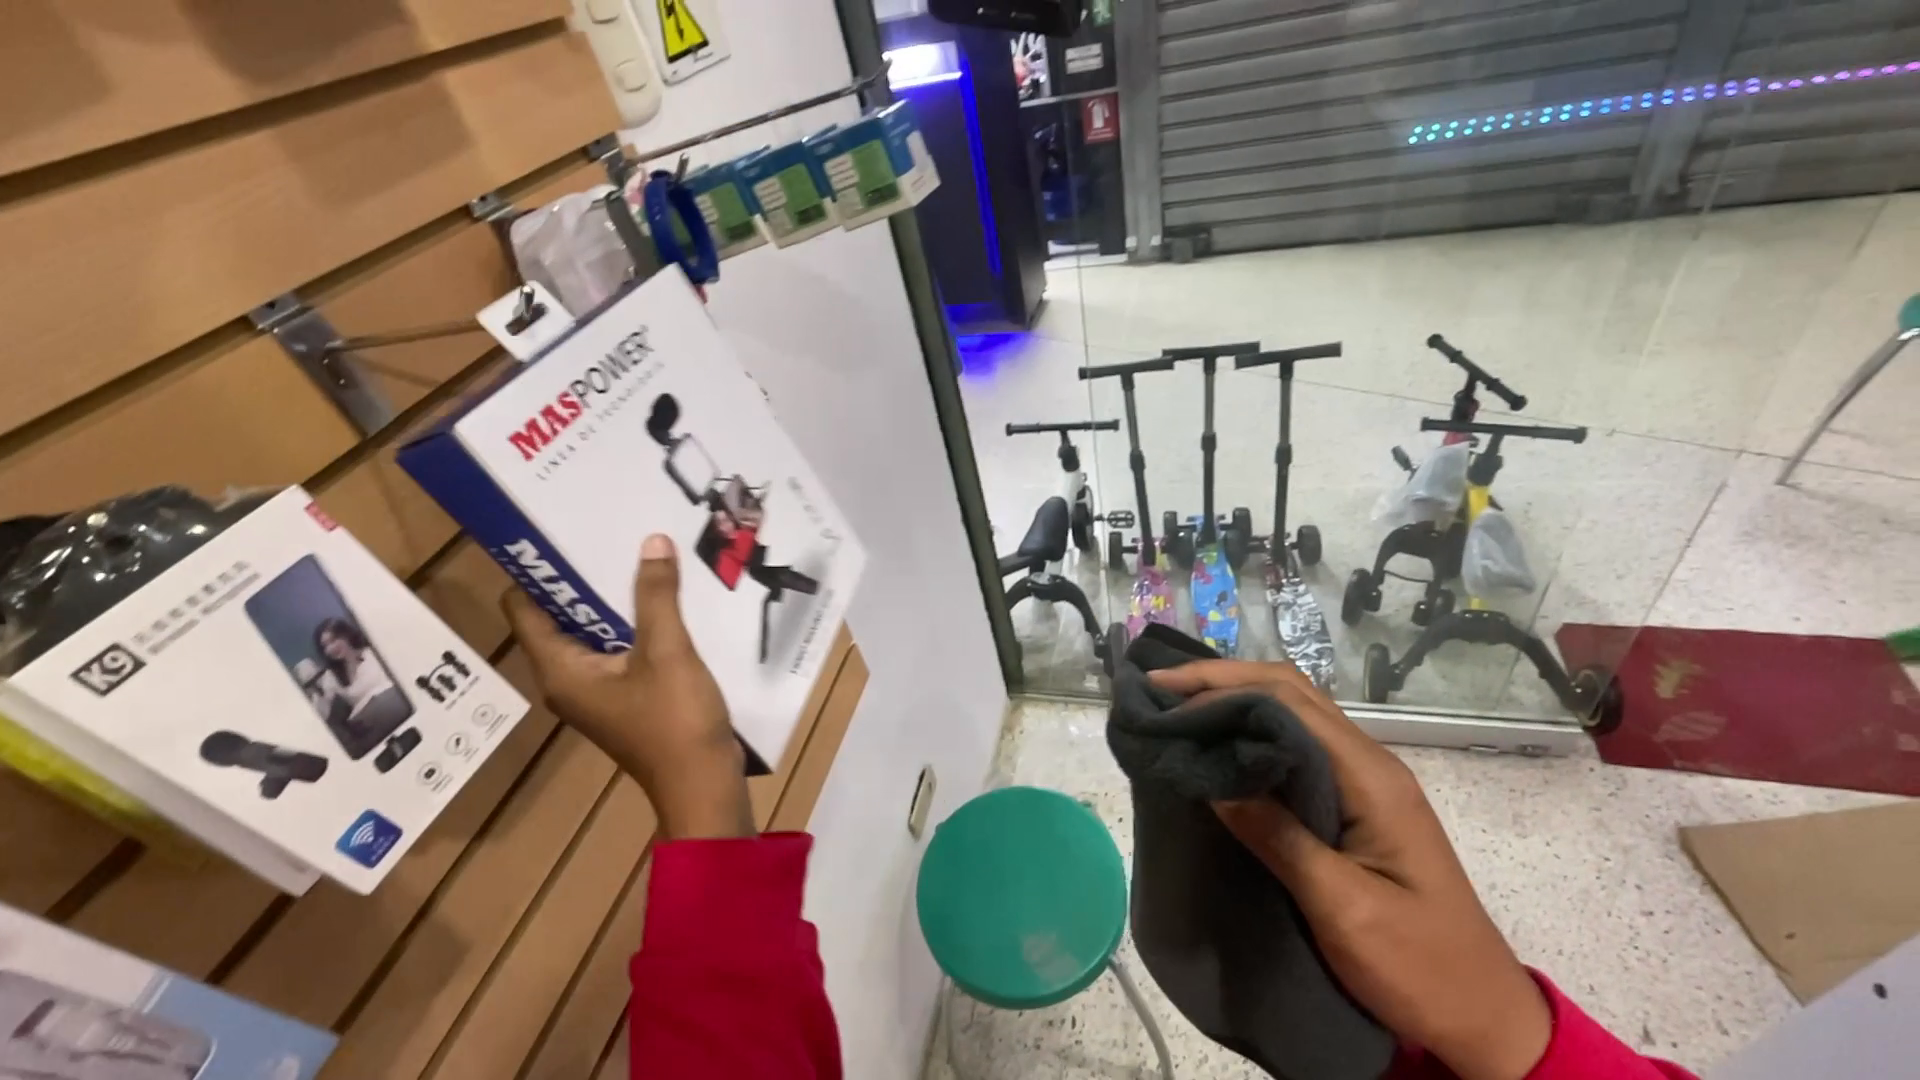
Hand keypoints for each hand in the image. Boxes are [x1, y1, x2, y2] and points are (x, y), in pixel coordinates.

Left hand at [503, 534, 751, 840]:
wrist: (702, 784)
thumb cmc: (674, 720)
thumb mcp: (667, 650)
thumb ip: (656, 595)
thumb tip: (651, 541)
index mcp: (560, 670)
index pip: (524, 609)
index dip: (537, 572)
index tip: (562, 532)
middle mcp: (568, 680)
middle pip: (559, 618)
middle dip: (583, 580)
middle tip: (609, 535)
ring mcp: (598, 692)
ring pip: (594, 634)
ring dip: (614, 602)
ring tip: (642, 559)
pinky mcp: (626, 699)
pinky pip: (619, 651)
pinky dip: (634, 626)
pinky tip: (666, 602)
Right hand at [1150, 660, 1551, 1079]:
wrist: (1481, 1016)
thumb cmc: (1417, 966)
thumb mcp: (1342, 908)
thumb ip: (1278, 836)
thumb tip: (1210, 776)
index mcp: (1370, 777)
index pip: (1288, 700)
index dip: (1221, 687)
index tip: (1163, 698)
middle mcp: (1368, 764)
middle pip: (1289, 692)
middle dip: (1221, 681)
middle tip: (1157, 691)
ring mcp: (1363, 782)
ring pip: (1292, 714)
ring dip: (1234, 701)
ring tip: (1175, 709)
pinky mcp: (1353, 804)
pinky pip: (1296, 748)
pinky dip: (1250, 734)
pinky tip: (1217, 747)